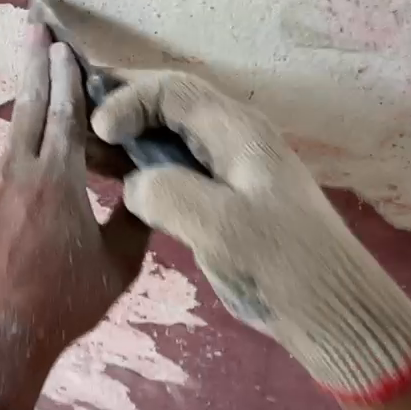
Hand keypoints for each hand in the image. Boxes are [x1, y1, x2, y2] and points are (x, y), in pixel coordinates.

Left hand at [0, 24, 150, 409]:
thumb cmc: (64, 302)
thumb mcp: (117, 265)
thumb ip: (134, 219)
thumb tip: (148, 187)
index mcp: (56, 182)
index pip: (64, 116)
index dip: (66, 79)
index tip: (65, 46)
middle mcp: (21, 172)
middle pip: (29, 106)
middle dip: (34, 64)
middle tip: (35, 28)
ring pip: (16, 127)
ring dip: (26, 91)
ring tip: (33, 63)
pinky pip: (11, 150)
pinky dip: (23, 124)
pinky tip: (32, 124)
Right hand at [92, 70, 410, 402]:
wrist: (337, 319)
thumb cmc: (285, 266)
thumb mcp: (221, 228)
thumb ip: (167, 193)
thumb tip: (134, 184)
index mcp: (237, 132)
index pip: (171, 90)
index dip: (127, 99)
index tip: (99, 131)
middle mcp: (230, 138)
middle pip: (165, 102)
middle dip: (117, 104)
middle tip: (72, 115)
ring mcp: (225, 167)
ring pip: (163, 133)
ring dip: (123, 135)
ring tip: (79, 144)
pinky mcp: (219, 197)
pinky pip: (169, 165)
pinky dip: (135, 164)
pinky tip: (107, 176)